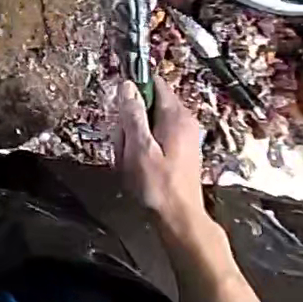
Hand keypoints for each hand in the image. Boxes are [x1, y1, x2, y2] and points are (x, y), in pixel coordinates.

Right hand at [114, 74, 209, 233]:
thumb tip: (128, 85)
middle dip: (131, 119)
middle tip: (124, 142)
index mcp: (176, 115)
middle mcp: (184, 121)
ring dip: (133, 136)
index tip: (118, 104)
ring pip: (149, 122)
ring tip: (129, 158)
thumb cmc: (158, 185)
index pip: (154, 82)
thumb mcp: (139, 147)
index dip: (134, 87)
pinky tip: (137, 165)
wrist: (180, 219)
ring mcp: (183, 136)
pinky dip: (142, 147)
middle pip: (149, 104)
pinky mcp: (180, 150)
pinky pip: (154, 137)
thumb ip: (133, 114)